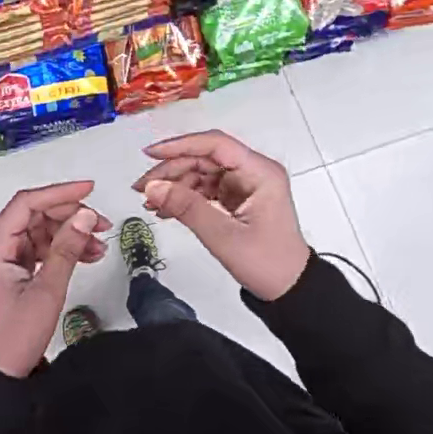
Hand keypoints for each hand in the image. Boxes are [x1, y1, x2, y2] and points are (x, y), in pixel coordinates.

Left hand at [0, 181, 110, 377]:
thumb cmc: (17, 334)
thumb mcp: (47, 290)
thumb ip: (66, 250)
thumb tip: (86, 216)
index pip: (26, 204)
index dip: (59, 193)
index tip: (90, 190)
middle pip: (36, 214)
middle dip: (70, 215)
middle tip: (102, 225)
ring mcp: (6, 257)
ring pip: (43, 230)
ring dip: (71, 233)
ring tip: (99, 246)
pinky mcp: (15, 269)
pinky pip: (43, 247)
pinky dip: (65, 248)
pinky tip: (89, 255)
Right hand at [133, 130, 308, 299]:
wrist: (289, 288)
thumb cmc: (268, 263)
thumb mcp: (224, 236)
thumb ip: (187, 208)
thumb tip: (154, 188)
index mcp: (261, 172)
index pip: (216, 145)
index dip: (181, 145)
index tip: (151, 153)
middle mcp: (254, 172)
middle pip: (205, 158)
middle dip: (172, 170)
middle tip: (143, 187)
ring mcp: (246, 184)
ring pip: (203, 172)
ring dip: (175, 184)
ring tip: (151, 202)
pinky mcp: (239, 198)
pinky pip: (207, 188)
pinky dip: (186, 196)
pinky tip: (165, 209)